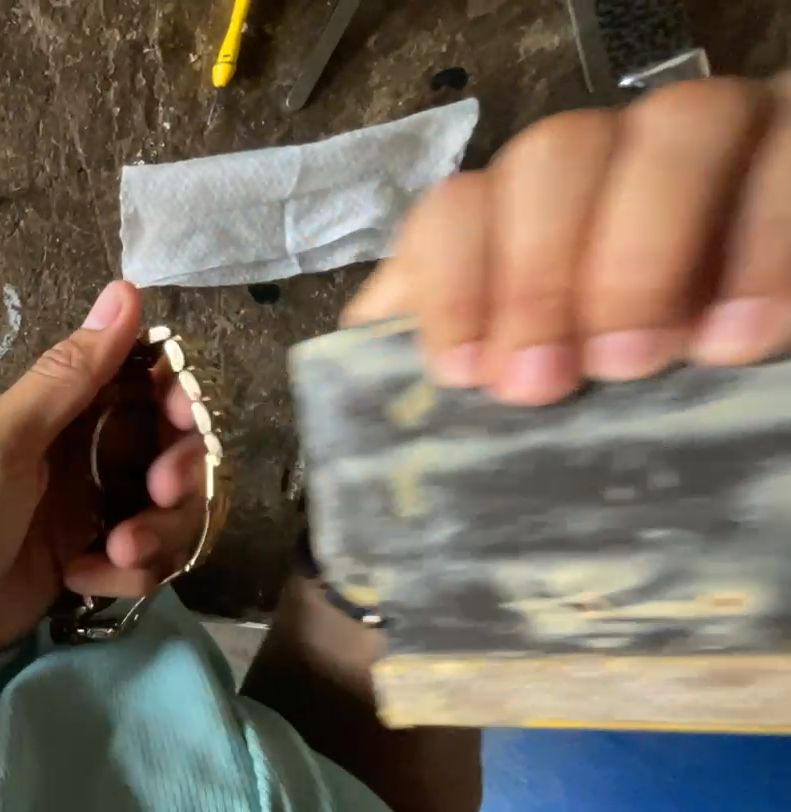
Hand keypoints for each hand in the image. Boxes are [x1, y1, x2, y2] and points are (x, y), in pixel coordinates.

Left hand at [0, 281, 208, 668]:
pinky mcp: (92, 564)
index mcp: (57, 416)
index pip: (142, 384)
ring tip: (114, 554)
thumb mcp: (1, 443)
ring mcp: (89, 513)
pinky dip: (123, 574)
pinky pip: (145, 563)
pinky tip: (77, 580)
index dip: (175, 396)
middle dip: (180, 473)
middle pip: (172, 449)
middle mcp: (82, 458)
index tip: (181, 418)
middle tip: (161, 493)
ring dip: (158, 533)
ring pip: (170, 511)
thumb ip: (65, 376)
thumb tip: (125, 288)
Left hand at [346, 76, 790, 403]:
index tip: (463, 375)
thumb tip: (357, 386)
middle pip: (552, 161)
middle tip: (544, 381)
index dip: (451, 290)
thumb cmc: (572, 345)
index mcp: (500, 203)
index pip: (451, 210)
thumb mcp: (493, 348)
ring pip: (675, 133)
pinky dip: (765, 255)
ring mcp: (703, 128)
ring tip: (637, 363)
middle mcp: (592, 151)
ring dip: (644, 257)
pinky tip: (740, 341)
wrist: (706, 317)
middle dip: (539, 278)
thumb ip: (438, 348)